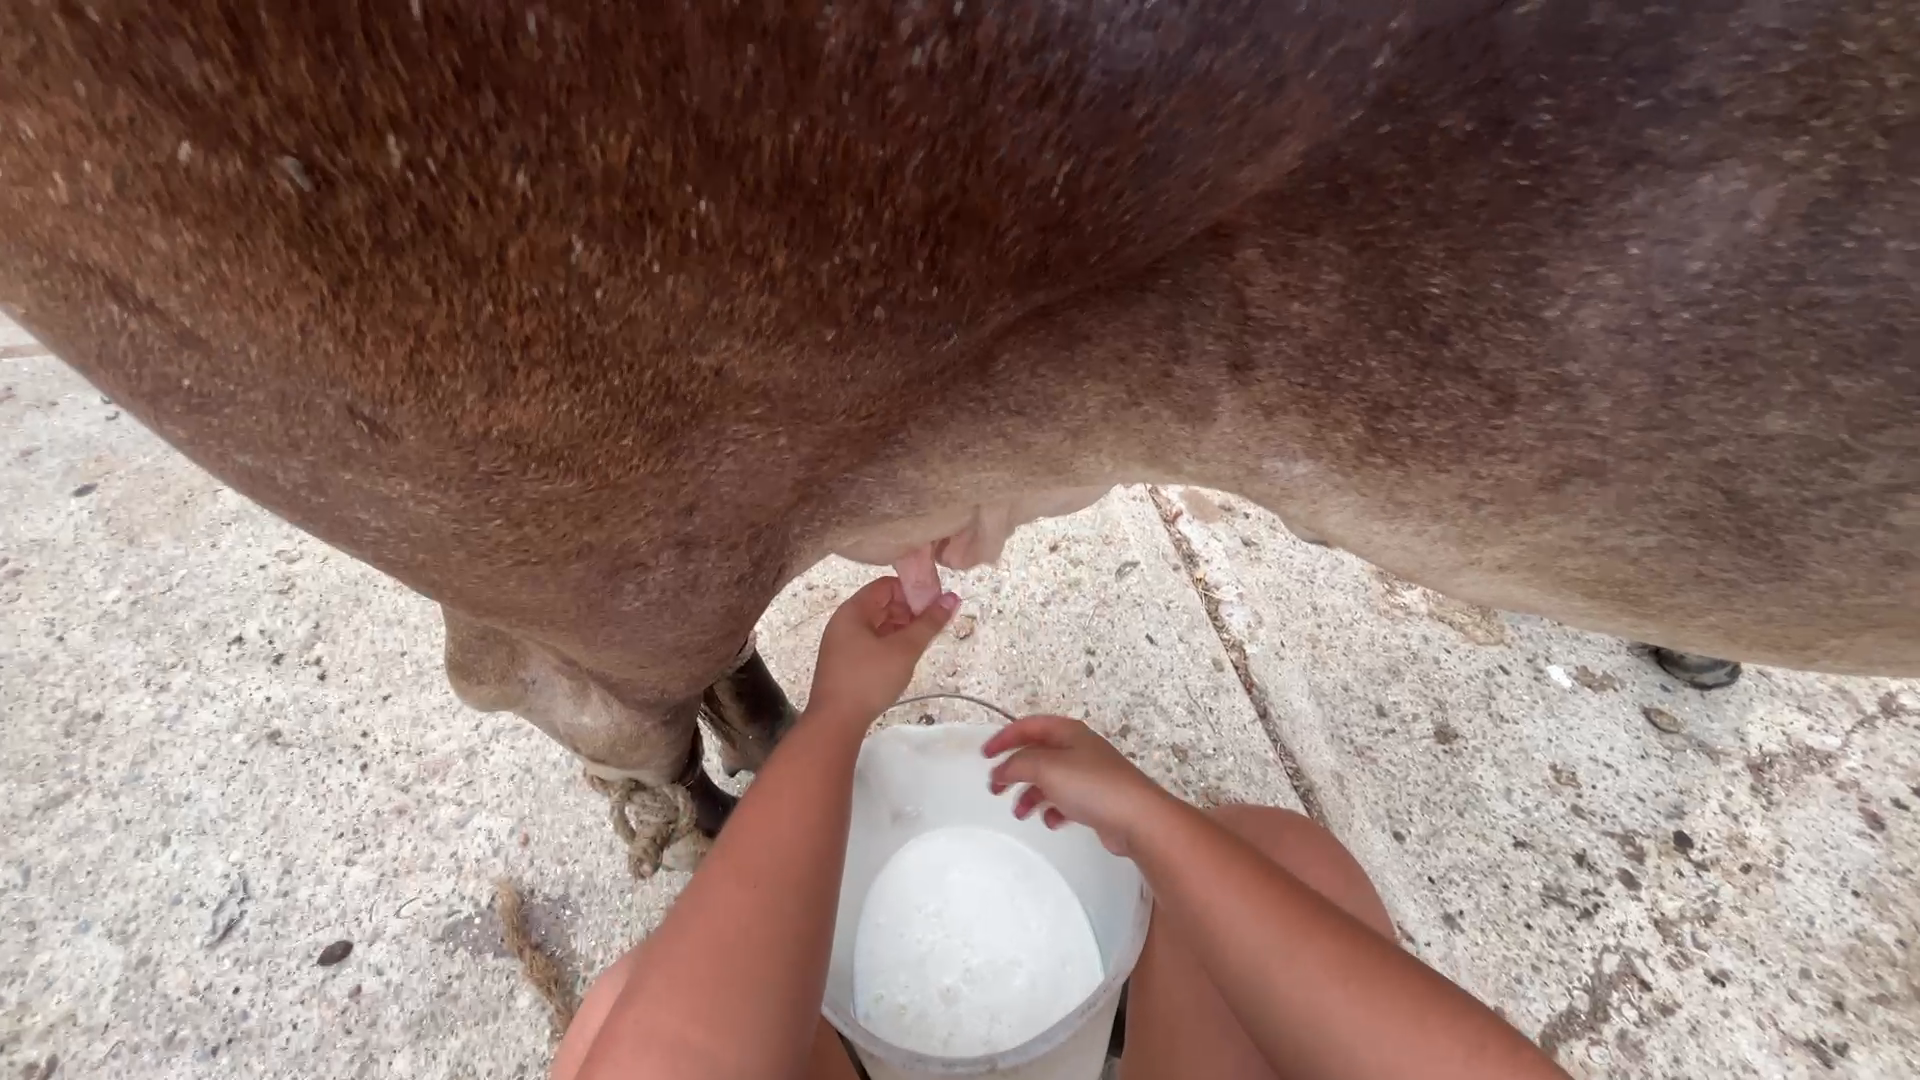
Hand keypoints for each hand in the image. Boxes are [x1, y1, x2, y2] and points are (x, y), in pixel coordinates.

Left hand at [806, 576, 958, 728]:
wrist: (835, 722)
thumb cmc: (869, 679)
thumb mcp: (904, 649)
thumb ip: (929, 623)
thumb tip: (952, 598)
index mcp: (853, 611)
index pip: (886, 585)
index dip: (912, 590)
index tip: (935, 604)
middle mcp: (844, 621)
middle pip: (882, 604)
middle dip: (910, 611)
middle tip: (934, 624)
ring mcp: (842, 643)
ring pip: (878, 625)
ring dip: (902, 628)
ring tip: (923, 641)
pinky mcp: (844, 662)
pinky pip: (871, 642)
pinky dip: (890, 643)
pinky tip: (905, 657)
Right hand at [983, 716, 1173, 855]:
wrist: (1137, 819)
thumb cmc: (1091, 786)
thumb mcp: (1046, 767)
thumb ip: (1017, 764)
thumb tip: (1001, 770)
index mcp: (1067, 732)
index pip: (1028, 726)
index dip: (1003, 738)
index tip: (984, 755)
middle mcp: (1078, 749)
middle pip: (1037, 753)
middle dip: (1014, 770)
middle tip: (995, 788)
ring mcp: (1089, 774)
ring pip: (1049, 779)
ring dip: (1031, 794)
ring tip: (1020, 812)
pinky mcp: (1096, 800)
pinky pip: (1065, 800)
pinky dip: (1053, 809)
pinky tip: (1052, 820)